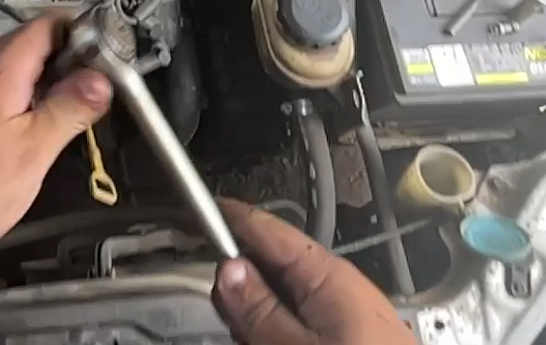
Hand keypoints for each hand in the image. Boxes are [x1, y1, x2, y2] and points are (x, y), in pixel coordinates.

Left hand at [0, 15, 112, 253]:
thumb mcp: (31, 151)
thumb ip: (68, 110)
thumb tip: (100, 79)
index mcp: (2, 64)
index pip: (51, 23)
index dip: (83, 35)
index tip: (105, 60)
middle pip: (34, 43)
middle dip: (67, 64)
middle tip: (90, 97)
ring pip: (14, 66)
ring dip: (42, 84)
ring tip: (61, 120)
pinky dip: (17, 98)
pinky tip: (22, 134)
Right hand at [212, 199, 413, 344]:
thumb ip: (261, 313)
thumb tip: (229, 268)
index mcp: (329, 277)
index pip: (267, 228)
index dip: (228, 218)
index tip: (194, 212)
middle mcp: (342, 290)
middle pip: (273, 265)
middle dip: (242, 285)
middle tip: (228, 320)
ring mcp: (352, 322)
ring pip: (286, 301)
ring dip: (262, 320)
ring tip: (254, 340)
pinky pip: (306, 327)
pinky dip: (284, 335)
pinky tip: (272, 344)